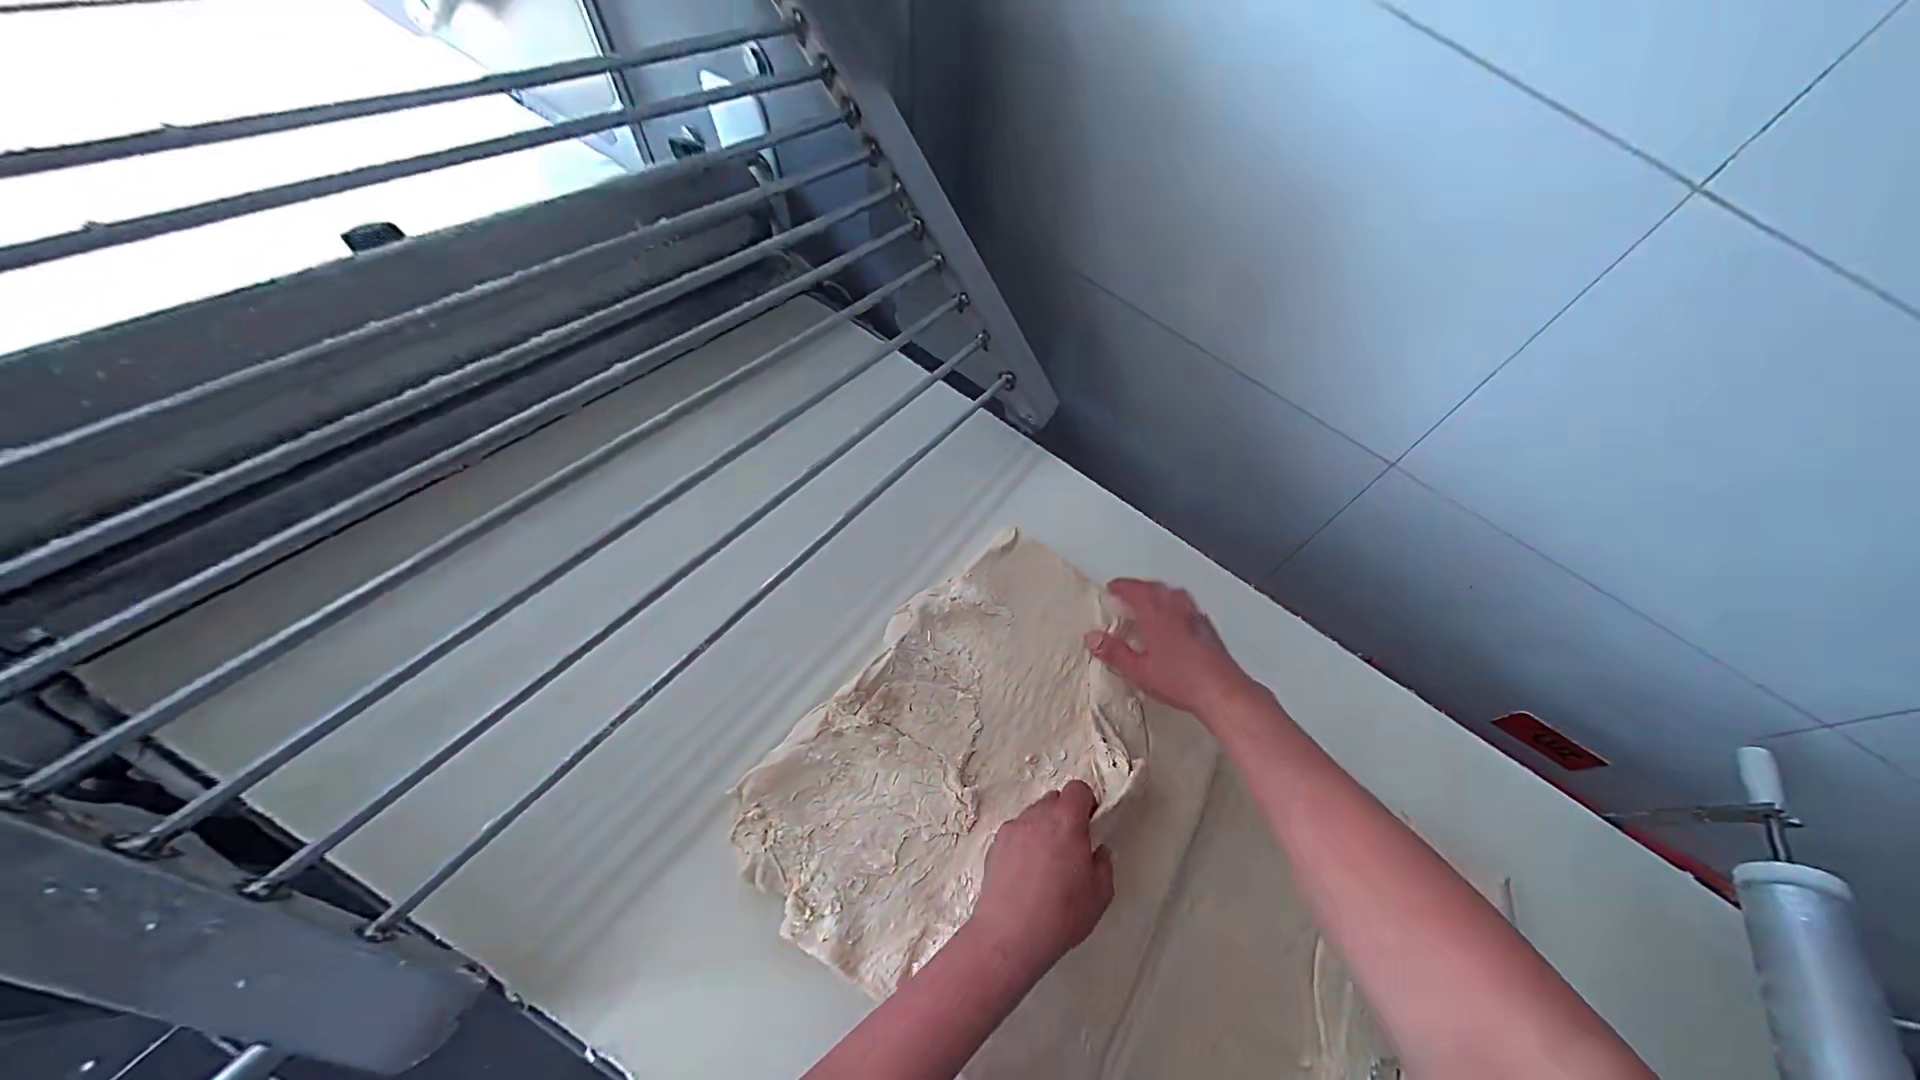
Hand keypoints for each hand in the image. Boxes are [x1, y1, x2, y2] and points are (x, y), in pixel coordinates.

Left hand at [965, 780, 1114, 971]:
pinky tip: (1027, 874)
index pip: (1078, 789)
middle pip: (1054, 800)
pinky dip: (1024, 844)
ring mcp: (1013, 829)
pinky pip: (1016, 833)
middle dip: (1065, 816)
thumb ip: (1103, 865)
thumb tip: (1098, 853)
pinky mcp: (995, 844)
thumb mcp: (1099, 894)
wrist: (1009, 934)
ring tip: (1048, 865)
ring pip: (1033, 816)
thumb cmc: (1060, 914)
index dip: (1087, 803)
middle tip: (1072, 847)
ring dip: (1044, 830)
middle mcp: (1037, 817)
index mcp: (1066, 821)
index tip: (1091, 823)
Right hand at [1084, 578, 1260, 716]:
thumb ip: (1114, 652)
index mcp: (1156, 614)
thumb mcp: (1138, 670)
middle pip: (1156, 588)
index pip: (1135, 590)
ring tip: (1151, 601)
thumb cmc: (1185, 680)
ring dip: (1160, 593)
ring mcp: (1195, 617)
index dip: (1121, 587)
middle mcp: (1177, 610)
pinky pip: (1188, 607)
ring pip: (1174, 594)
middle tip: (1128, 592)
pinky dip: (1176, 606)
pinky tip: (1175, 619)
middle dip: (1139, 587)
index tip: (1112, 588)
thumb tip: (1095, 640)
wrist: (1221, 691)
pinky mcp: (1208, 628)